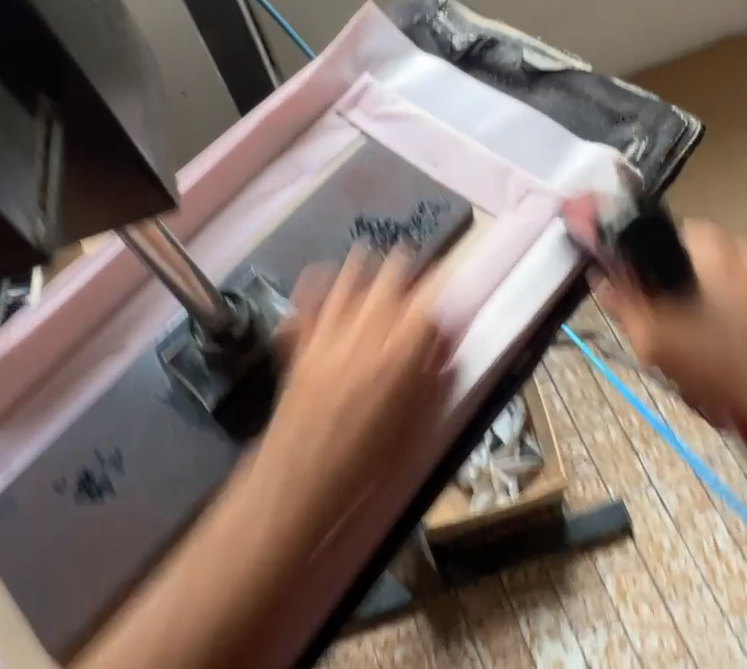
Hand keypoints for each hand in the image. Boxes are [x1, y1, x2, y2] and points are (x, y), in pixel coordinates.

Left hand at [253, 246, 452, 518]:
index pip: (427, 302)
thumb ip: (433, 380)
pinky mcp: (299, 343)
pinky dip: (321, 281)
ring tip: (378, 261)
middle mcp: (364, 337)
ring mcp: (327, 336)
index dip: (442, 285)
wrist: (298, 486)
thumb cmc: (365, 467)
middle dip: (408, 268)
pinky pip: (309, 298)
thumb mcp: (415, 431)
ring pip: (350, 279)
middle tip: (416, 270)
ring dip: (368, 266)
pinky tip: (328, 274)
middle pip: (390, 279)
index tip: (448, 280)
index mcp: (399, 360)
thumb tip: (447, 341)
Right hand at [594, 219, 746, 458]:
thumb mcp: (666, 345)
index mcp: (718, 254)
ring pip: (713, 294)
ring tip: (692, 363)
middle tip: (662, 336)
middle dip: (670, 299)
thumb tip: (600, 280)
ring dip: (695, 324)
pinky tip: (722, 374)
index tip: (633, 289)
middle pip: (689, 266)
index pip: (668, 231)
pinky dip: (722, 338)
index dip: (644, 258)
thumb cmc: (737, 374)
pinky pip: (738, 316)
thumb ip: (628, 306)